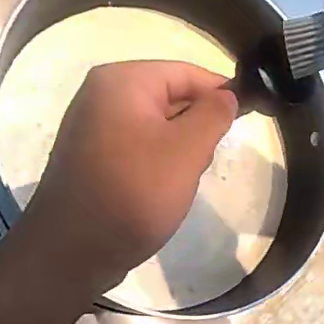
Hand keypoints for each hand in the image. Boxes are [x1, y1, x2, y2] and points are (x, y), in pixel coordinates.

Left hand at [11, 59, 236, 296]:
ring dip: (179, 149)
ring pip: (156, 126)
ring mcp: (92, 128)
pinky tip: (163, 190)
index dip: (221, 92)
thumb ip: (213, 115)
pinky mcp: (92, 158)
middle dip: (197, 125)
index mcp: (122, 82)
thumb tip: (226, 94)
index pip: (187, 72)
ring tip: (183, 180)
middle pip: (170, 96)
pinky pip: (137, 147)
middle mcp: (101, 95)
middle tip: (208, 160)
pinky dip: (158, 163)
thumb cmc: (134, 193)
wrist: (73, 251)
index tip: (249, 115)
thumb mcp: (186, 151)